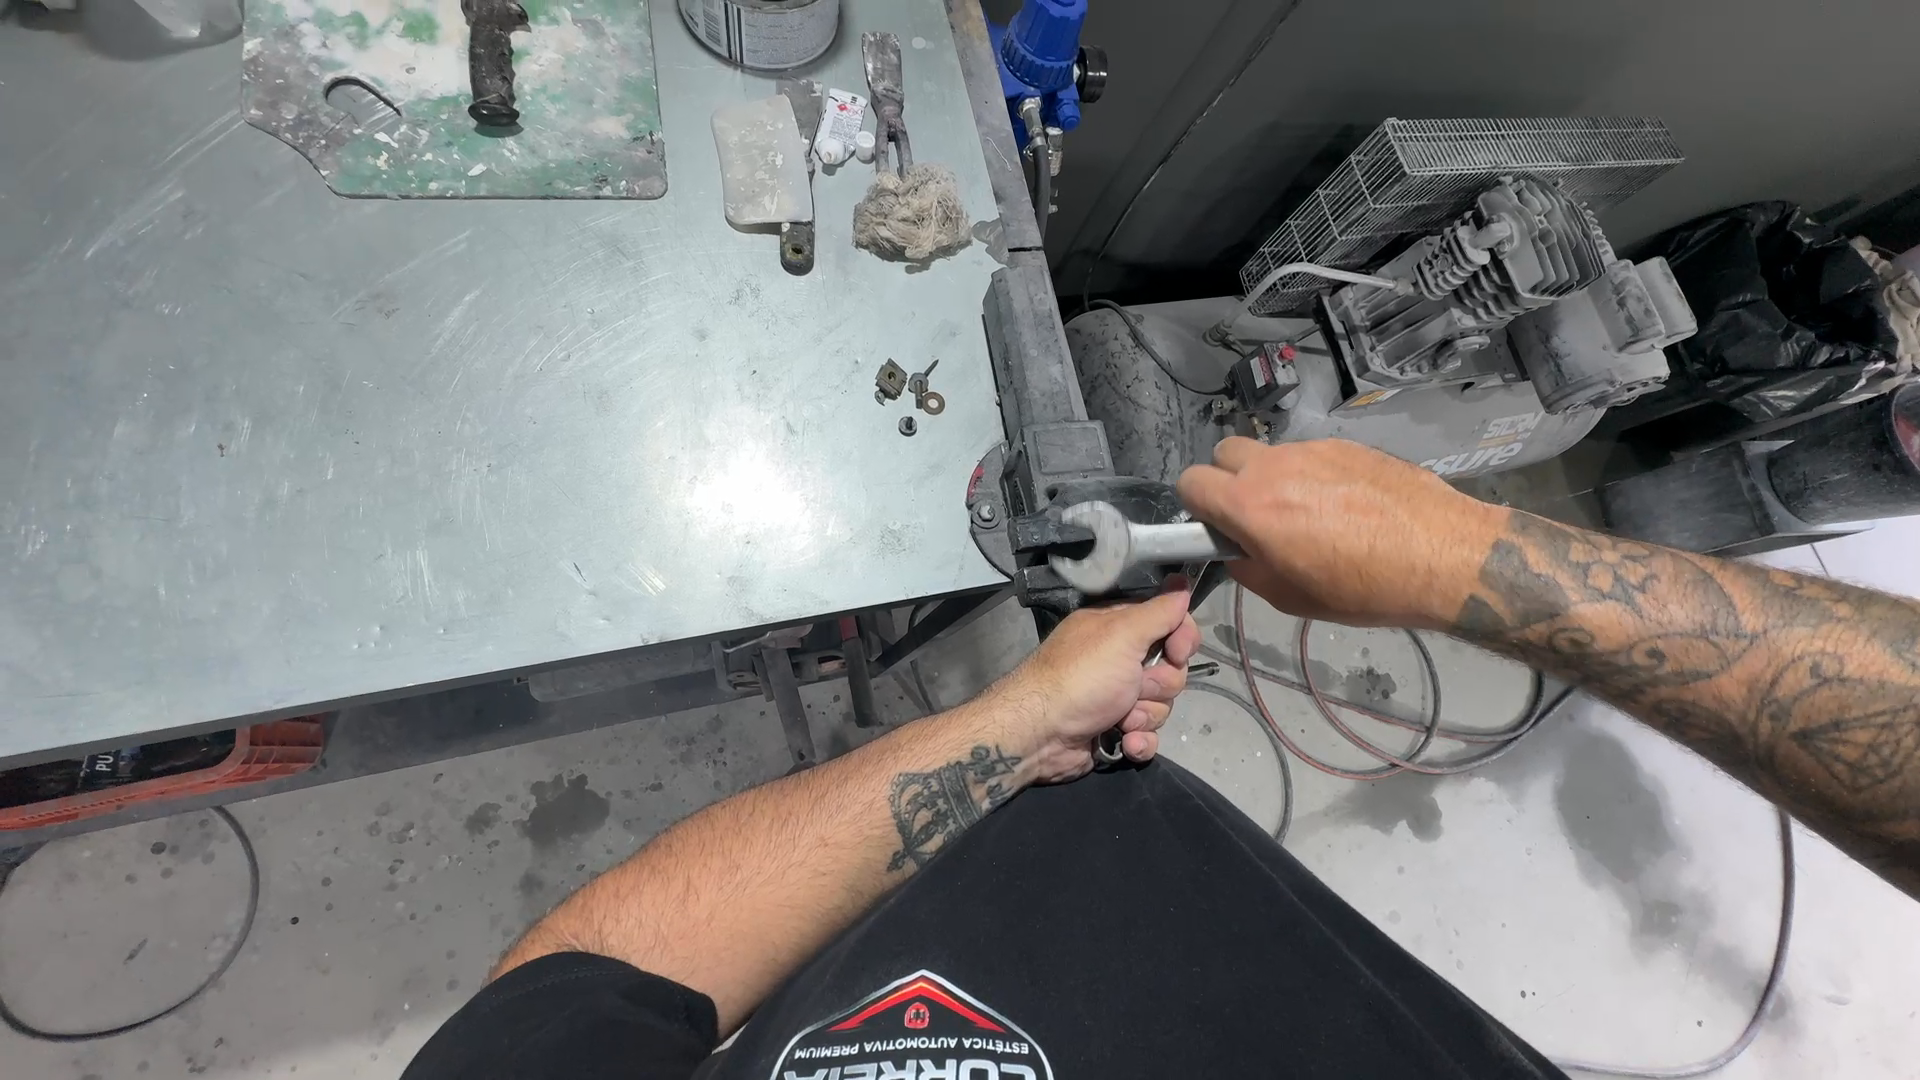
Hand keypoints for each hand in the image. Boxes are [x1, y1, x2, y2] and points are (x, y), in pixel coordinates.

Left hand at [979, 591, 1200, 782]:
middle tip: (1134, 687)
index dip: (1181, 639)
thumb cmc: (1081, 677)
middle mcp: (1117, 658)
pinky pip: (1148, 735)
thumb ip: (1158, 611)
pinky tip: (1125, 742)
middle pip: (1170, 669)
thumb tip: (1182, 582)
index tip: (1177, 652)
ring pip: (1161, 704)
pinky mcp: (1115, 729)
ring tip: (1121, 718)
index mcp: (1116, 628)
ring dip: (1145, 715)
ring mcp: (1116, 696)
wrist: (1041, 734)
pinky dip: (1140, 741)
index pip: (1169, 624)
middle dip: (1158, 684)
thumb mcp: (1121, 634)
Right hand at [1176, 437, 1503, 628]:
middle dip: (1227, 479)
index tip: (1217, 526)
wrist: (1444, 556)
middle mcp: (1273, 467)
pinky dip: (1310, 474)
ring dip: (1271, 477)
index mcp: (1249, 506)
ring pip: (1268, 453)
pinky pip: (1308, 454)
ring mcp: (1311, 449)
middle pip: (1223, 452)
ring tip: (1308, 511)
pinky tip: (1343, 504)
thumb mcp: (1287, 597)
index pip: (1189, 482)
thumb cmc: (1361, 589)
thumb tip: (1237, 549)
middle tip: (1254, 513)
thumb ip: (1246, 567)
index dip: (1196, 505)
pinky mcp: (1346, 444)